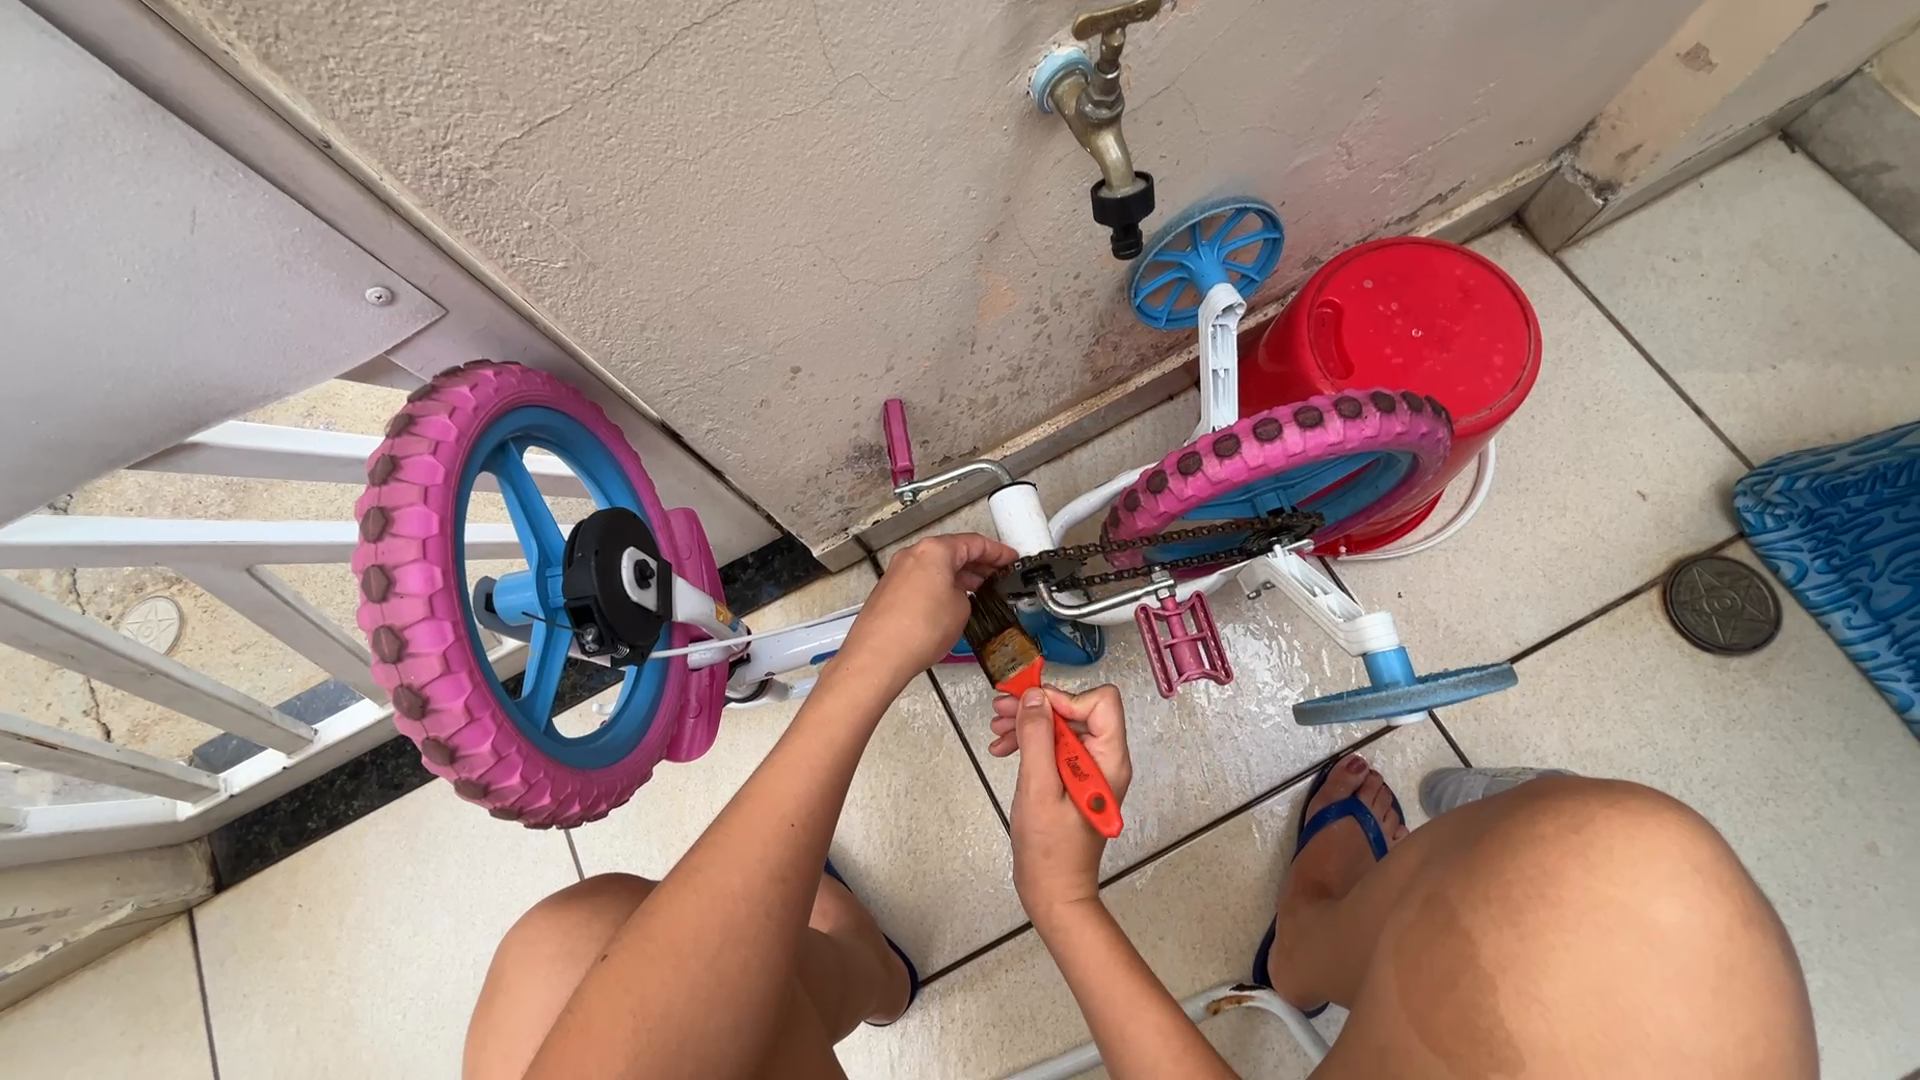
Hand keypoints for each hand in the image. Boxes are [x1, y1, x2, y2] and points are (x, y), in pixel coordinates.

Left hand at [833, 533, 1017, 688]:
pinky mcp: (888, 591)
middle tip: (997, 574)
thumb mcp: (962, 609)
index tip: (1009, 558)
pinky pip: (921, 581)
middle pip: (952, 552)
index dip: (997, 552)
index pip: (974, 543)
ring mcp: (897, 573)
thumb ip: (966, 594)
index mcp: (934, 551)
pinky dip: (939, 588)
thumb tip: (960, 596)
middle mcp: (912, 556)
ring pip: (935, 567)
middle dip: (977, 564)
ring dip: (957, 577)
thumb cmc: (916, 631)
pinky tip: (950, 604)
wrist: (879, 656)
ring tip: (977, 592)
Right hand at [990, 684, 1131, 923]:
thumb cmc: (1050, 848)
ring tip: (997, 729)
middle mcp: (1105, 759)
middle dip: (1038, 708)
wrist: (1053, 890)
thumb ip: (1037, 737)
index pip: (1101, 703)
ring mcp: (1089, 769)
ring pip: (1062, 725)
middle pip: (1077, 710)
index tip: (1031, 710)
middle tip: (1001, 710)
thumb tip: (1035, 696)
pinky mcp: (1073, 778)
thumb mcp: (1038, 787)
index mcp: (1108, 759)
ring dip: (1029, 723)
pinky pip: (1054, 746)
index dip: (1065, 699)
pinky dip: (1029, 743)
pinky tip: (1004, 748)